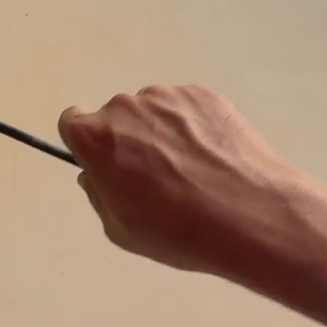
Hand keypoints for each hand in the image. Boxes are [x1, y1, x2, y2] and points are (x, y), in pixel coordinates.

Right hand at [58, 86, 323, 282]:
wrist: (255, 217)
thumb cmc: (177, 231)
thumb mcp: (119, 229)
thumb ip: (98, 194)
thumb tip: (97, 174)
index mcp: (94, 136)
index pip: (71, 122)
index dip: (86, 143)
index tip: (105, 162)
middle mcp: (123, 107)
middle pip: (115, 117)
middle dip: (128, 139)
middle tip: (157, 174)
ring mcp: (166, 97)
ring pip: (152, 111)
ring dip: (161, 131)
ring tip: (194, 167)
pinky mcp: (204, 95)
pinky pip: (186, 108)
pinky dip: (193, 126)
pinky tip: (215, 157)